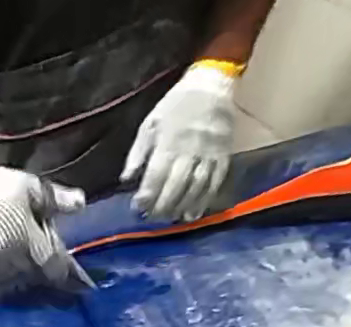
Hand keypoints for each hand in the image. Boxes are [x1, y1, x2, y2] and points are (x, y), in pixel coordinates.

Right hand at [0, 159, 91, 292]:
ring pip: (12, 280)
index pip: (50, 262)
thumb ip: (58, 200)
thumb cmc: (3, 187)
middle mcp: (8, 253)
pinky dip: (2, 281)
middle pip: (32, 275)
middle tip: (51, 282)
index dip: (62, 273)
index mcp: (26, 235)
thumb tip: (81, 205)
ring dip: (23, 282)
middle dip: (42, 278)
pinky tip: (8, 278)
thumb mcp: (35, 188)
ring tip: (30, 282)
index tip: (70, 279)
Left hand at [123, 64, 236, 221]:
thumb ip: (137, 154)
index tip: (137, 208)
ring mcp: (210, 152)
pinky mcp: (224, 152)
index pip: (156, 176)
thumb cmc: (174, 107)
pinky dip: (205, 198)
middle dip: (163, 205)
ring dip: (183, 206)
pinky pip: (216, 179)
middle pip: (177, 185)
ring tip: (172, 219)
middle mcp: (191, 150)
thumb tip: (126, 180)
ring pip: (197, 185)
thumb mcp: (148, 126)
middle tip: (152, 217)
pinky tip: (195, 212)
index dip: (147, 195)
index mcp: (169, 143)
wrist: (212, 83)